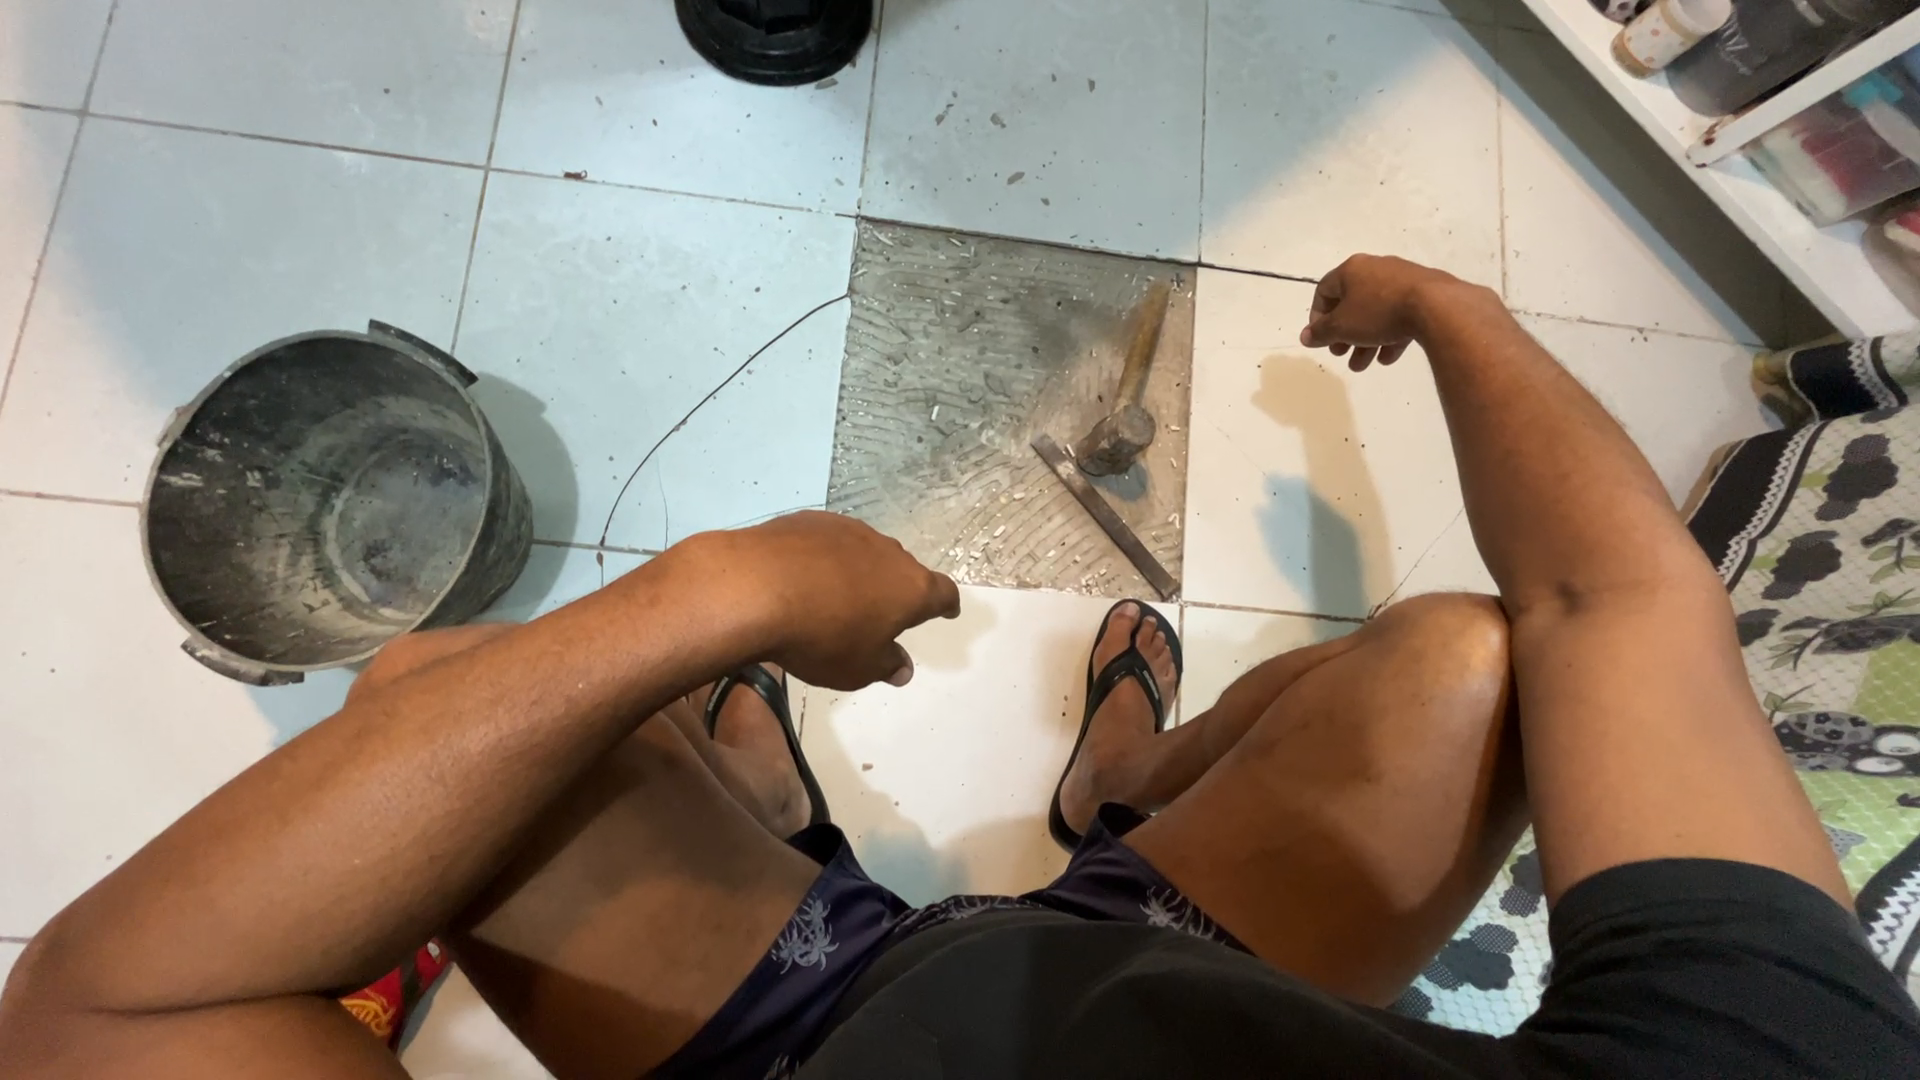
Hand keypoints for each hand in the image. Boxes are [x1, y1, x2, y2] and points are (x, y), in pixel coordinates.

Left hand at [687, 511, 960, 690]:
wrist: (756, 587)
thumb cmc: (821, 636)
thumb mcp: (857, 668)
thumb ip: (885, 665)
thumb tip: (903, 668)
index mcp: (910, 588)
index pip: (942, 593)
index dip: (946, 604)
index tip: (947, 610)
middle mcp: (888, 552)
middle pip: (902, 570)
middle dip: (896, 589)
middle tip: (880, 611)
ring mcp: (850, 530)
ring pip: (865, 552)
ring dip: (859, 571)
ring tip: (836, 595)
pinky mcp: (812, 520)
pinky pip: (829, 542)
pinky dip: (824, 558)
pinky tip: (802, 575)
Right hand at [1298, 254, 1468, 370]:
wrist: (1436, 306)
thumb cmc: (1377, 312)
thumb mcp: (1340, 327)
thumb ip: (1320, 333)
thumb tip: (1305, 336)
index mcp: (1351, 270)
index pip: (1323, 291)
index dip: (1317, 318)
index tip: (1320, 339)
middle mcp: (1375, 269)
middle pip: (1350, 305)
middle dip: (1343, 335)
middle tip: (1341, 353)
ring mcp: (1402, 279)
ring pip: (1375, 313)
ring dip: (1364, 341)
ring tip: (1363, 365)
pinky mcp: (1424, 292)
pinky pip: (1398, 315)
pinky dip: (1389, 336)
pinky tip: (1387, 357)